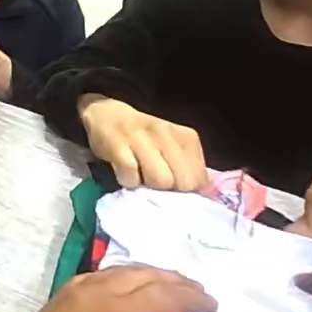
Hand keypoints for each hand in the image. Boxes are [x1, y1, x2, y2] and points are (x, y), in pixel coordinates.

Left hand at [12, 265, 217, 311]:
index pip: (168, 297)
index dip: (194, 300)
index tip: (213, 306)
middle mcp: (102, 293)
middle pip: (149, 276)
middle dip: (177, 282)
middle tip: (199, 293)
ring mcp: (79, 290)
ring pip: (126, 270)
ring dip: (153, 275)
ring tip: (171, 286)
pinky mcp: (63, 295)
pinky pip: (106, 273)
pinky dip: (128, 275)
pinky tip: (130, 287)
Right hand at [78, 95, 205, 190]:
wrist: (108, 116)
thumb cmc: (146, 139)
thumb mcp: (174, 148)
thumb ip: (190, 168)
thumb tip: (203, 194)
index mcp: (185, 137)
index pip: (200, 178)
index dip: (189, 191)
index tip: (176, 188)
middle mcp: (166, 134)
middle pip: (183, 181)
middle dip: (171, 191)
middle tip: (158, 186)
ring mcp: (141, 138)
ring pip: (160, 180)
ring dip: (150, 187)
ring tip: (142, 178)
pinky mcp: (117, 145)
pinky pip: (131, 177)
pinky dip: (128, 181)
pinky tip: (126, 174)